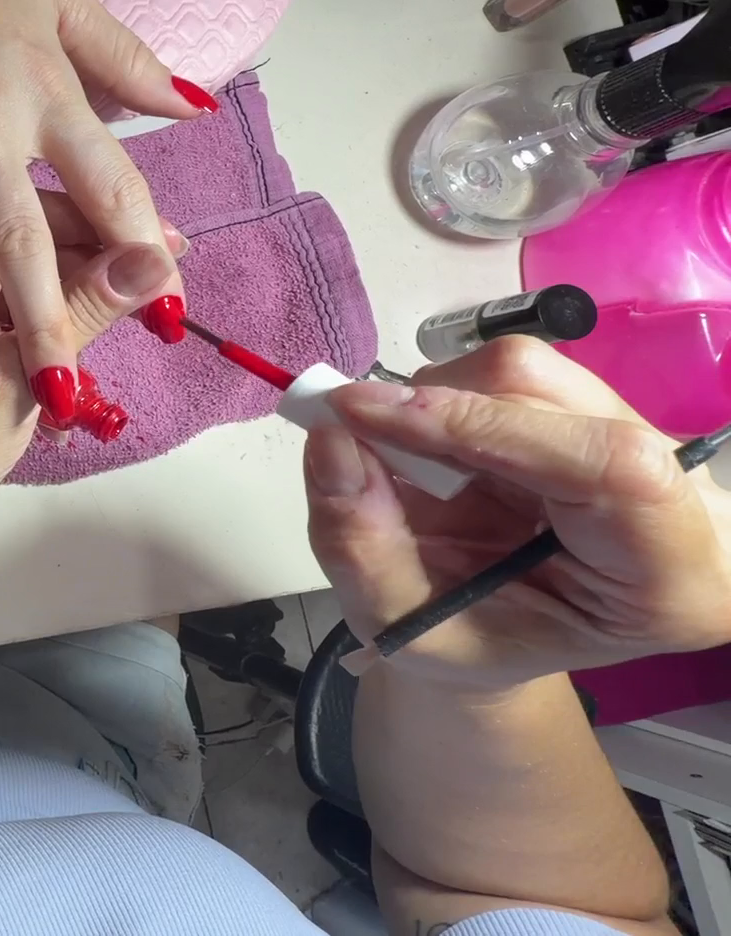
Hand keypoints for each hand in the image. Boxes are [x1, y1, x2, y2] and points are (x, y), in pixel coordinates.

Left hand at [0, 193, 176, 546]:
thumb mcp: (26, 371)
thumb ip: (86, 310)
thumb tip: (156, 256)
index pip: (24, 218)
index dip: (96, 222)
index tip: (161, 239)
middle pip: (36, 247)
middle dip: (102, 259)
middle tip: (168, 272)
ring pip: (39, 281)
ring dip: (92, 294)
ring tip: (153, 303)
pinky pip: (32, 314)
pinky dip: (70, 323)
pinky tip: (116, 326)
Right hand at [302, 337, 730, 689]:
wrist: (494, 628)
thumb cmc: (457, 639)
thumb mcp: (392, 617)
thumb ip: (356, 541)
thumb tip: (327, 435)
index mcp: (668, 579)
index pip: (607, 464)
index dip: (473, 423)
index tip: (356, 413)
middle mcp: (687, 500)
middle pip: (556, 401)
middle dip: (432, 410)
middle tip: (352, 438)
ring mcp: (650, 450)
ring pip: (528, 374)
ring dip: (434, 402)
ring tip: (402, 461)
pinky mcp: (599, 418)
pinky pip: (511, 376)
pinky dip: (441, 399)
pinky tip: (429, 448)